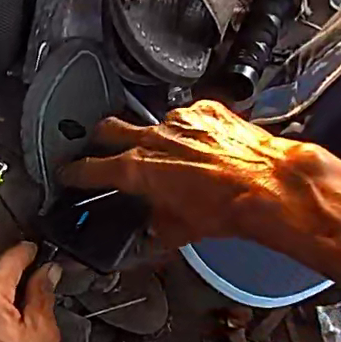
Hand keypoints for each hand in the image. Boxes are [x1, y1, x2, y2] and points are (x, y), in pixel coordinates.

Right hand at [62, 101, 340, 249]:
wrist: (270, 186)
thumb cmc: (228, 209)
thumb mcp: (180, 230)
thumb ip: (155, 224)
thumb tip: (153, 226)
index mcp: (137, 169)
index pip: (91, 168)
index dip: (76, 172)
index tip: (70, 173)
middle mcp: (154, 138)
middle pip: (109, 129)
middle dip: (101, 139)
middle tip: (102, 147)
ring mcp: (180, 120)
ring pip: (150, 122)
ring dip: (151, 136)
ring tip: (165, 153)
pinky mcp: (207, 110)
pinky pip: (186, 116)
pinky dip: (187, 130)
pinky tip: (198, 145)